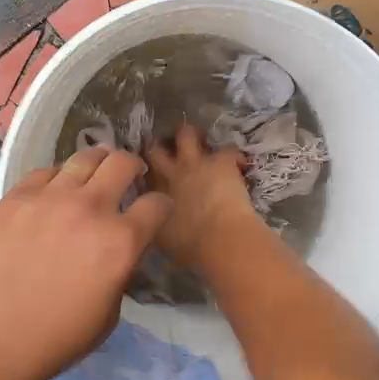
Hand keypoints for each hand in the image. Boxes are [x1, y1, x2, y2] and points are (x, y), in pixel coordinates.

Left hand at [0, 148, 170, 379]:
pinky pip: (46, 172)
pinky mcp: (17, 196)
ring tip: (95, 174)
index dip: (161, 206)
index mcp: (120, 243)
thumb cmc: (53, 341)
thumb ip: (121, 270)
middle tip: (130, 177)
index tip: (155, 210)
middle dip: (134, 168)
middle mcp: (90, 209)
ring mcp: (50, 197)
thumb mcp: (108, 315)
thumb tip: (121, 249)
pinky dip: (58, 179)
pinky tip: (55, 192)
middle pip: (123, 164)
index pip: (157, 204)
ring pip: (85, 157)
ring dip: (98, 163)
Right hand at [144, 122, 259, 268]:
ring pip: (186, 134)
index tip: (145, 169)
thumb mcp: (161, 239)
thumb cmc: (189, 246)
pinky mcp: (221, 161)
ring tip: (198, 138)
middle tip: (166, 148)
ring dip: (191, 134)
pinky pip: (228, 149)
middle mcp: (171, 172)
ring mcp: (196, 162)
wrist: (221, 238)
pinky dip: (232, 155)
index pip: (141, 174)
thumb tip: (149, 219)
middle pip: (156, 149)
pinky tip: (237, 162)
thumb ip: (153, 222)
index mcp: (154, 192)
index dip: (142, 169)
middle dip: (159, 146)